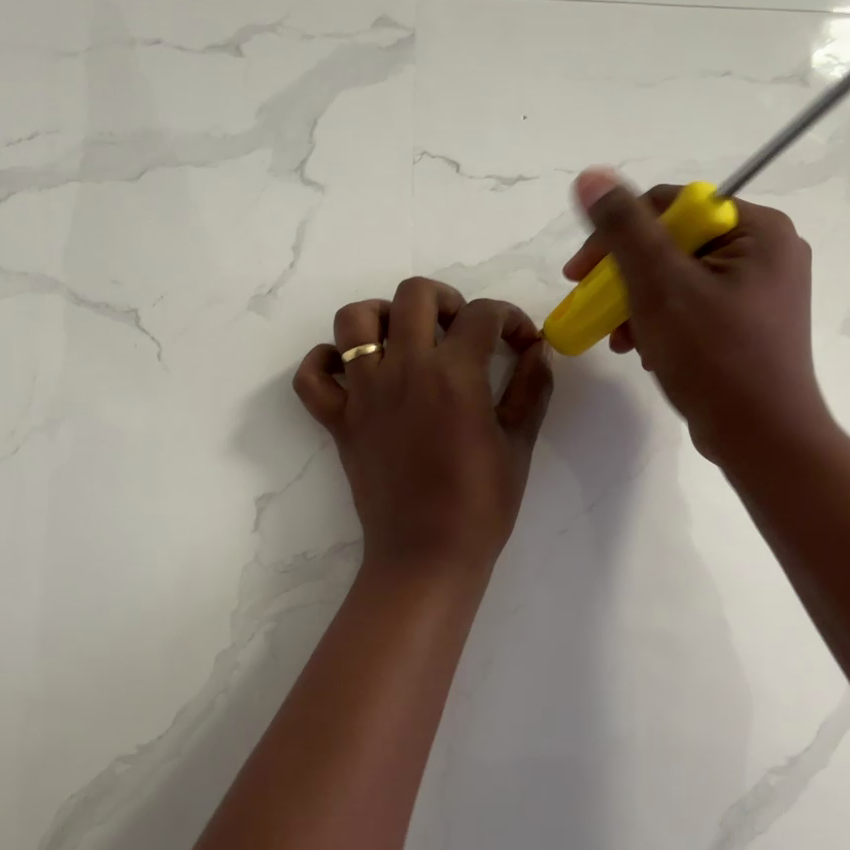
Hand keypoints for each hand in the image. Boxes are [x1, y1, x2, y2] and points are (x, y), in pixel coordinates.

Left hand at [293, 278, 553, 578]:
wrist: (427, 554)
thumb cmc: (481, 505)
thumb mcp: (518, 444)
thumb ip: (531, 389)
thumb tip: (538, 350)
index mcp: (454, 374)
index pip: (483, 315)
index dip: (510, 319)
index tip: (519, 342)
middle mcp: (404, 370)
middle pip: (414, 295)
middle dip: (446, 300)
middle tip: (460, 331)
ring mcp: (363, 394)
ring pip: (354, 320)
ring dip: (381, 315)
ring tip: (404, 338)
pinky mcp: (338, 421)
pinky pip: (311, 376)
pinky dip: (324, 363)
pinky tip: (352, 372)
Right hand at [563, 167, 832, 463]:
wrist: (763, 439)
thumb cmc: (715, 359)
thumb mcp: (660, 287)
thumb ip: (623, 230)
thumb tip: (592, 176)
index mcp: (759, 230)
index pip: (672, 207)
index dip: (617, 233)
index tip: (578, 274)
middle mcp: (767, 250)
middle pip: (673, 243)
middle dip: (626, 277)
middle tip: (596, 309)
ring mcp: (761, 290)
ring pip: (678, 277)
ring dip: (637, 303)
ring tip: (619, 338)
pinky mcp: (750, 324)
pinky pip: (693, 305)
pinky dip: (661, 322)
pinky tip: (643, 349)